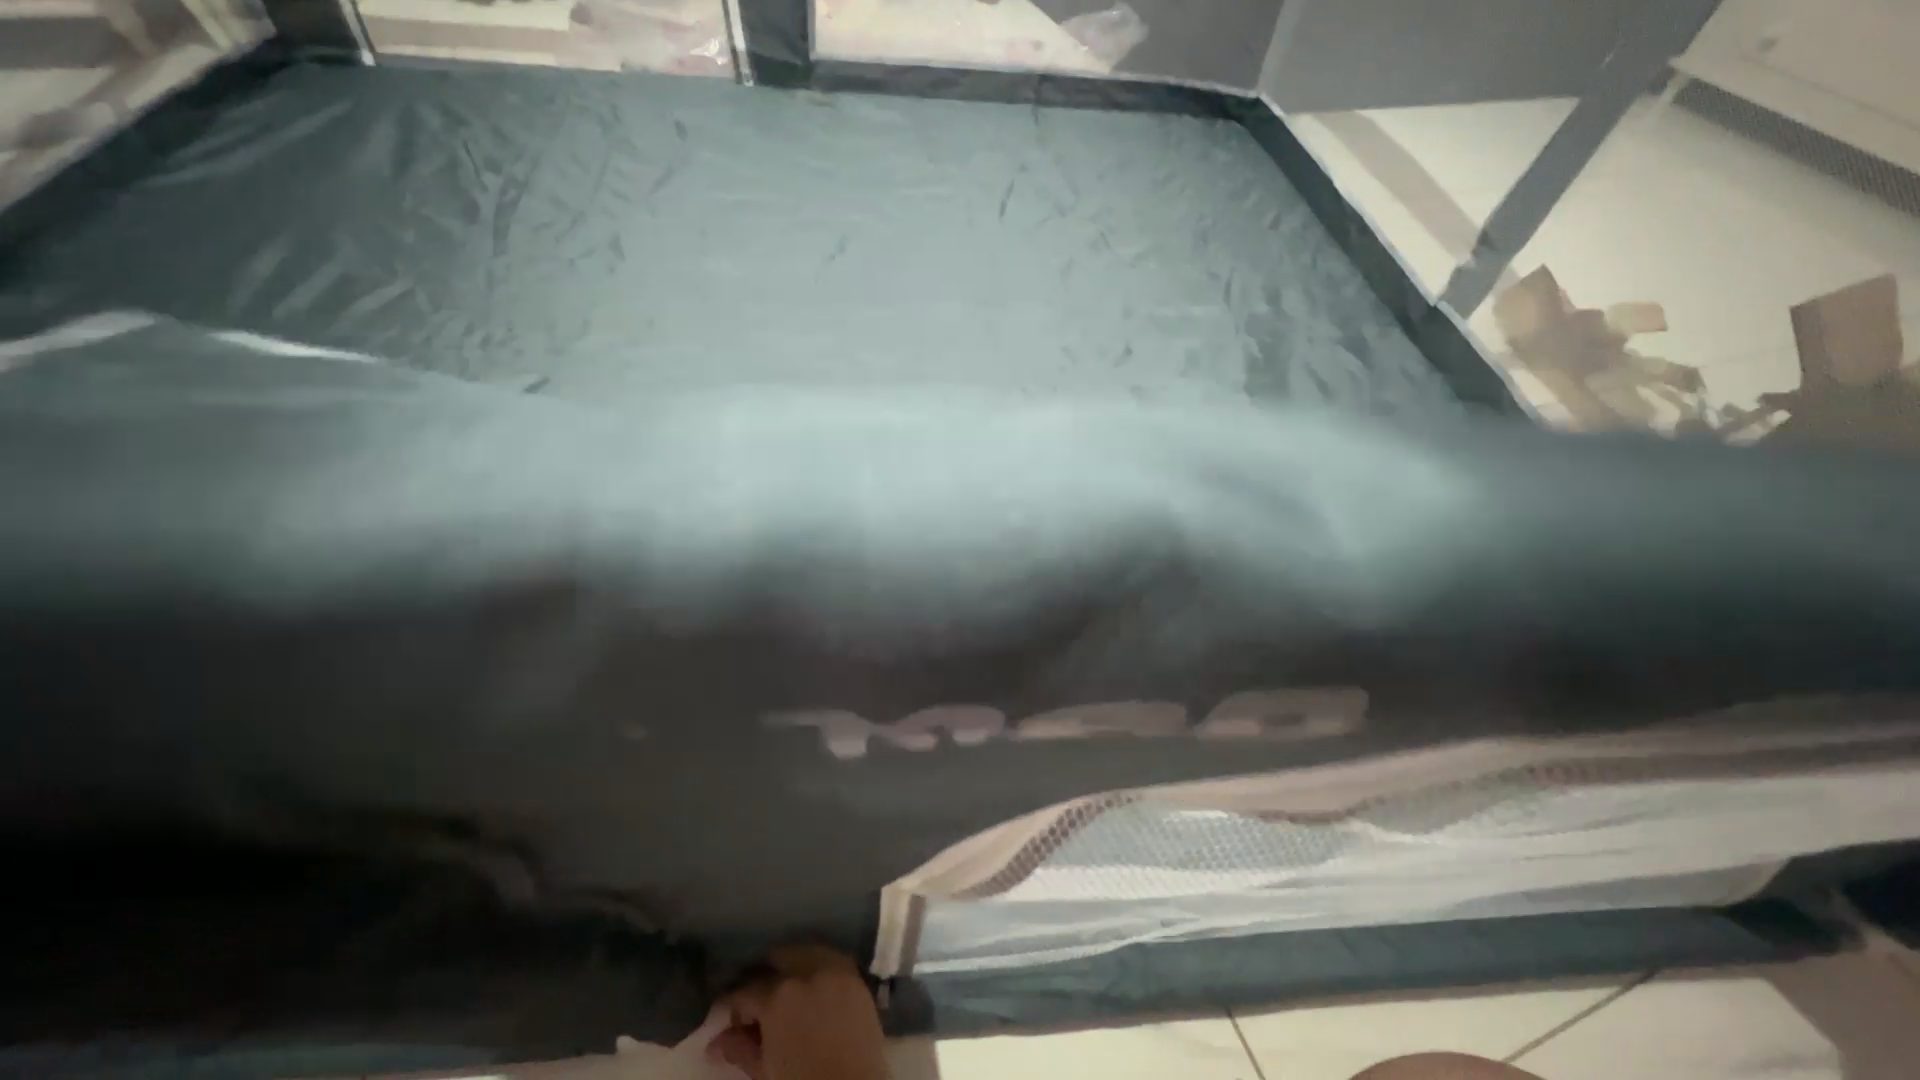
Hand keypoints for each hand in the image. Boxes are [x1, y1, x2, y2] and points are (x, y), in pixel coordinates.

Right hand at [706, 945, 889, 1079]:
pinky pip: (831, 959)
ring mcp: (833, 971)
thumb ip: (740, 1050)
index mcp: (776, 998)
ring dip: (790, 964)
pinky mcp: (855, 976)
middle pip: (774, 958)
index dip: (731, 1002)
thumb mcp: (765, 1071)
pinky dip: (817, 966)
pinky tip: (812, 986)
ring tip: (785, 988)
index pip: (743, 990)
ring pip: (804, 952)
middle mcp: (803, 973)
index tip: (728, 1011)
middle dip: (761, 974)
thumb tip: (716, 1042)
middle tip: (757, 998)